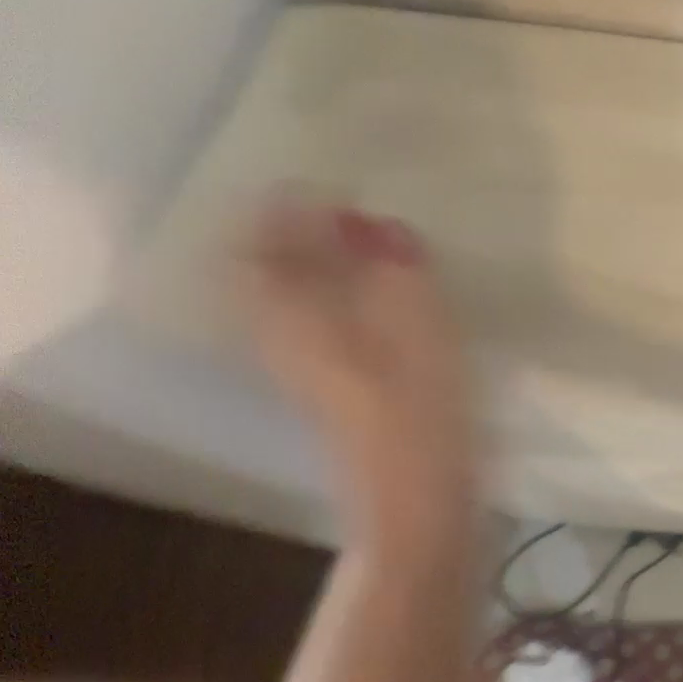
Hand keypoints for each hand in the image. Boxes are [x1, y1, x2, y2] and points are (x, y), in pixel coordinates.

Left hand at [240, 197, 475, 542]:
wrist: (418, 497)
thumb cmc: (419, 411)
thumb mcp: (418, 331)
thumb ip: (395, 272)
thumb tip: (376, 223)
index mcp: (296, 320)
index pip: (263, 250)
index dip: (287, 212)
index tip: (330, 184)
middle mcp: (285, 338)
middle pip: (269, 273)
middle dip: (295, 234)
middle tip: (344, 206)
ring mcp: (307, 367)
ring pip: (291, 299)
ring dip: (315, 264)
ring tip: (360, 240)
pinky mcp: (335, 386)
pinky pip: (317, 321)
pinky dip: (335, 295)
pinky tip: (373, 294)